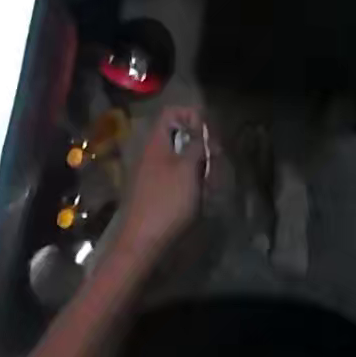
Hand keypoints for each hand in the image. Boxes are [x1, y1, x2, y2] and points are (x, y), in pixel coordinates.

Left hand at [116, 107, 206, 256]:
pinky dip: (189, 181)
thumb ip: (197, 145)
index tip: (208, 133)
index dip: (191, 115)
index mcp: (156, 141)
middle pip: (177, 135)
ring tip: (210, 181)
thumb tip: (202, 131)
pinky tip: (199, 196)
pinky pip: (175, 176)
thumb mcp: (188, 169)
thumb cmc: (166, 201)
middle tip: (214, 160)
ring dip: (196, 165)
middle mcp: (151, 152)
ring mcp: (150, 173)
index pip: (171, 112)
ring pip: (179, 157)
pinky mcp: (153, 192)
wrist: (141, 244)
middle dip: (198, 144)